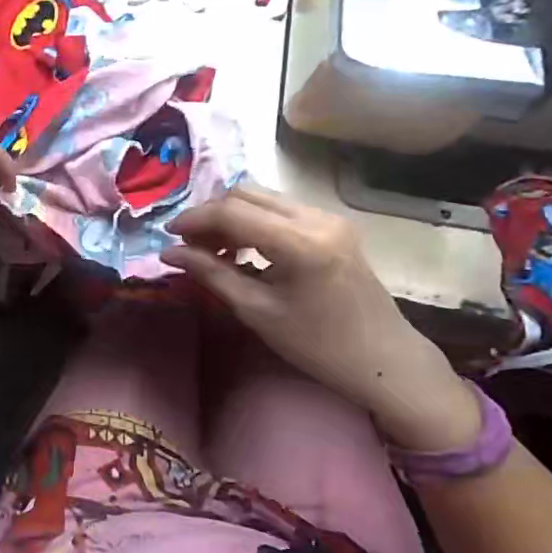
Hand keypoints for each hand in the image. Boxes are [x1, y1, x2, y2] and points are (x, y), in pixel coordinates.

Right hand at [162, 185, 480, 451]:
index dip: (194, 220)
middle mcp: (316, 217)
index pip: (232, 212)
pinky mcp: (334, 224)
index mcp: (300, 242)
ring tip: (213, 249)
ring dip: (231, 216)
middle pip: (246, 194)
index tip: (169, 237)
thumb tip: (169, 253)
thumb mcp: (256, 311)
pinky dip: (254, 221)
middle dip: (211, 215)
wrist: (382, 357)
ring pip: (263, 197)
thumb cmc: (317, 345)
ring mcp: (329, 217)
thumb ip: (211, 274)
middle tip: (189, 246)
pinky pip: (281, 209)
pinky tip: (243, 248)